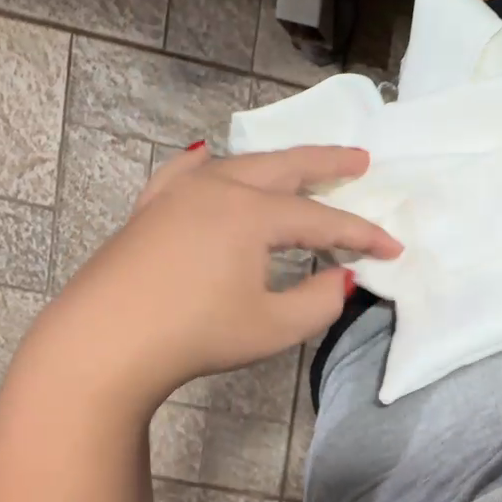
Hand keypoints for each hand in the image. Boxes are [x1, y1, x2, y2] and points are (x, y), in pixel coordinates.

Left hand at [24, 145, 401, 410]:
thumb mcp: (274, 326)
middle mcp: (218, 188)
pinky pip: (190, 172)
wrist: (106, 342)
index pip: (323, 220)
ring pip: (241, 164)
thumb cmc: (198, 334)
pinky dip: (214, 164)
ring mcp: (179, 193)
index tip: (395, 249)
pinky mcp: (152, 209)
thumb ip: (320, 300)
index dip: (364, 235)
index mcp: (251, 214)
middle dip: (327, 163)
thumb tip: (341, 278)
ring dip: (279, 164)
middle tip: (361, 160)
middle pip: (284, 167)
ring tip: (304, 166)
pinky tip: (214, 161)